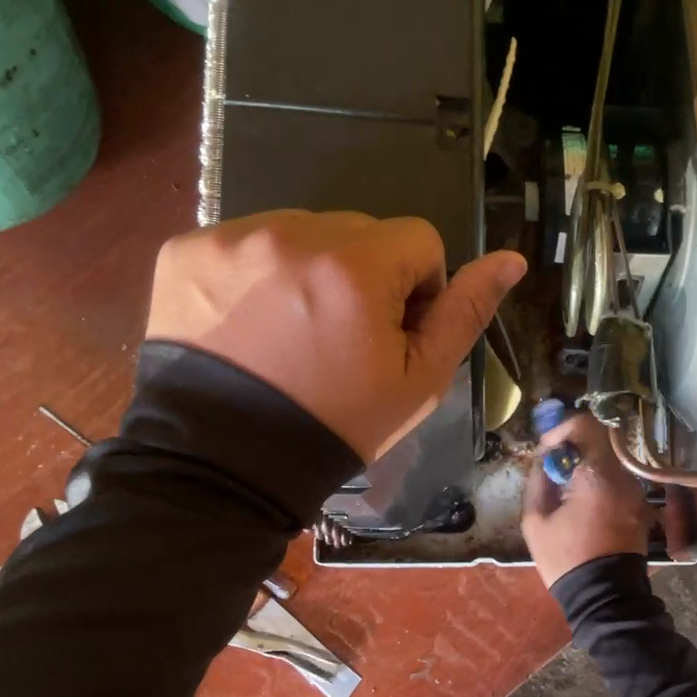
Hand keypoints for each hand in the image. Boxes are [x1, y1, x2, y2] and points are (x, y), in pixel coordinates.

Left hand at [145, 210, 526, 460]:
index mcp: (356, 266)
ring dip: (313, 270)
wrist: (226, 464)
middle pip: (360, 232)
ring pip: (303, 232)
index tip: (394, 336)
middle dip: (366, 276)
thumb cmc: (339, 424)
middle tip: (344, 341)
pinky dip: (259, 275)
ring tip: (295, 334)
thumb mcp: (419, 380)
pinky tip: (253, 326)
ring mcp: (231, 238)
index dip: (419, 289)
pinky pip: (247, 242)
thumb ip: (466, 313)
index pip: (420, 240)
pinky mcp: (186, 249)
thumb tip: (511, 259)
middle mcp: (292, 234)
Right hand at [522, 413, 651, 587]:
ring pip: (611, 460)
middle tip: (555, 469)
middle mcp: (624, 477)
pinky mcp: (641, 507)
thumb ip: (538, 481)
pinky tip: (584, 506)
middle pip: (600, 439)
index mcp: (597, 475)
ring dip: (588, 465)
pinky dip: (601, 482)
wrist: (606, 597)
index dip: (562, 428)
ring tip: (567, 491)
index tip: (548, 450)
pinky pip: (618, 481)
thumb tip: (545, 461)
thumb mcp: (535, 521)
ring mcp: (637, 492)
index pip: (586, 424)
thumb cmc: (567, 559)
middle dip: (574, 447)